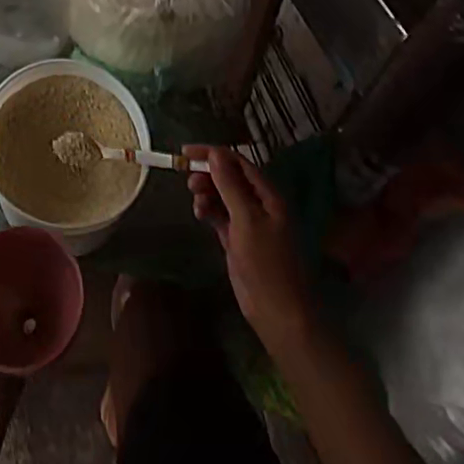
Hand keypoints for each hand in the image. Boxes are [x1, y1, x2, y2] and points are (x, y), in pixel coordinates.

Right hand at [186, 145, 312, 352]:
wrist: (277, 311)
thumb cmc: (265, 262)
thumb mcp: (246, 220)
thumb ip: (230, 186)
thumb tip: (215, 155)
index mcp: (268, 194)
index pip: (238, 163)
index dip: (213, 154)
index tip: (187, 152)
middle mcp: (259, 204)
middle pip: (230, 178)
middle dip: (209, 175)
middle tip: (189, 181)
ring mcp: (249, 222)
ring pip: (223, 197)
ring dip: (207, 193)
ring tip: (195, 200)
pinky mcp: (238, 239)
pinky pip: (221, 216)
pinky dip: (209, 211)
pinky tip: (199, 213)